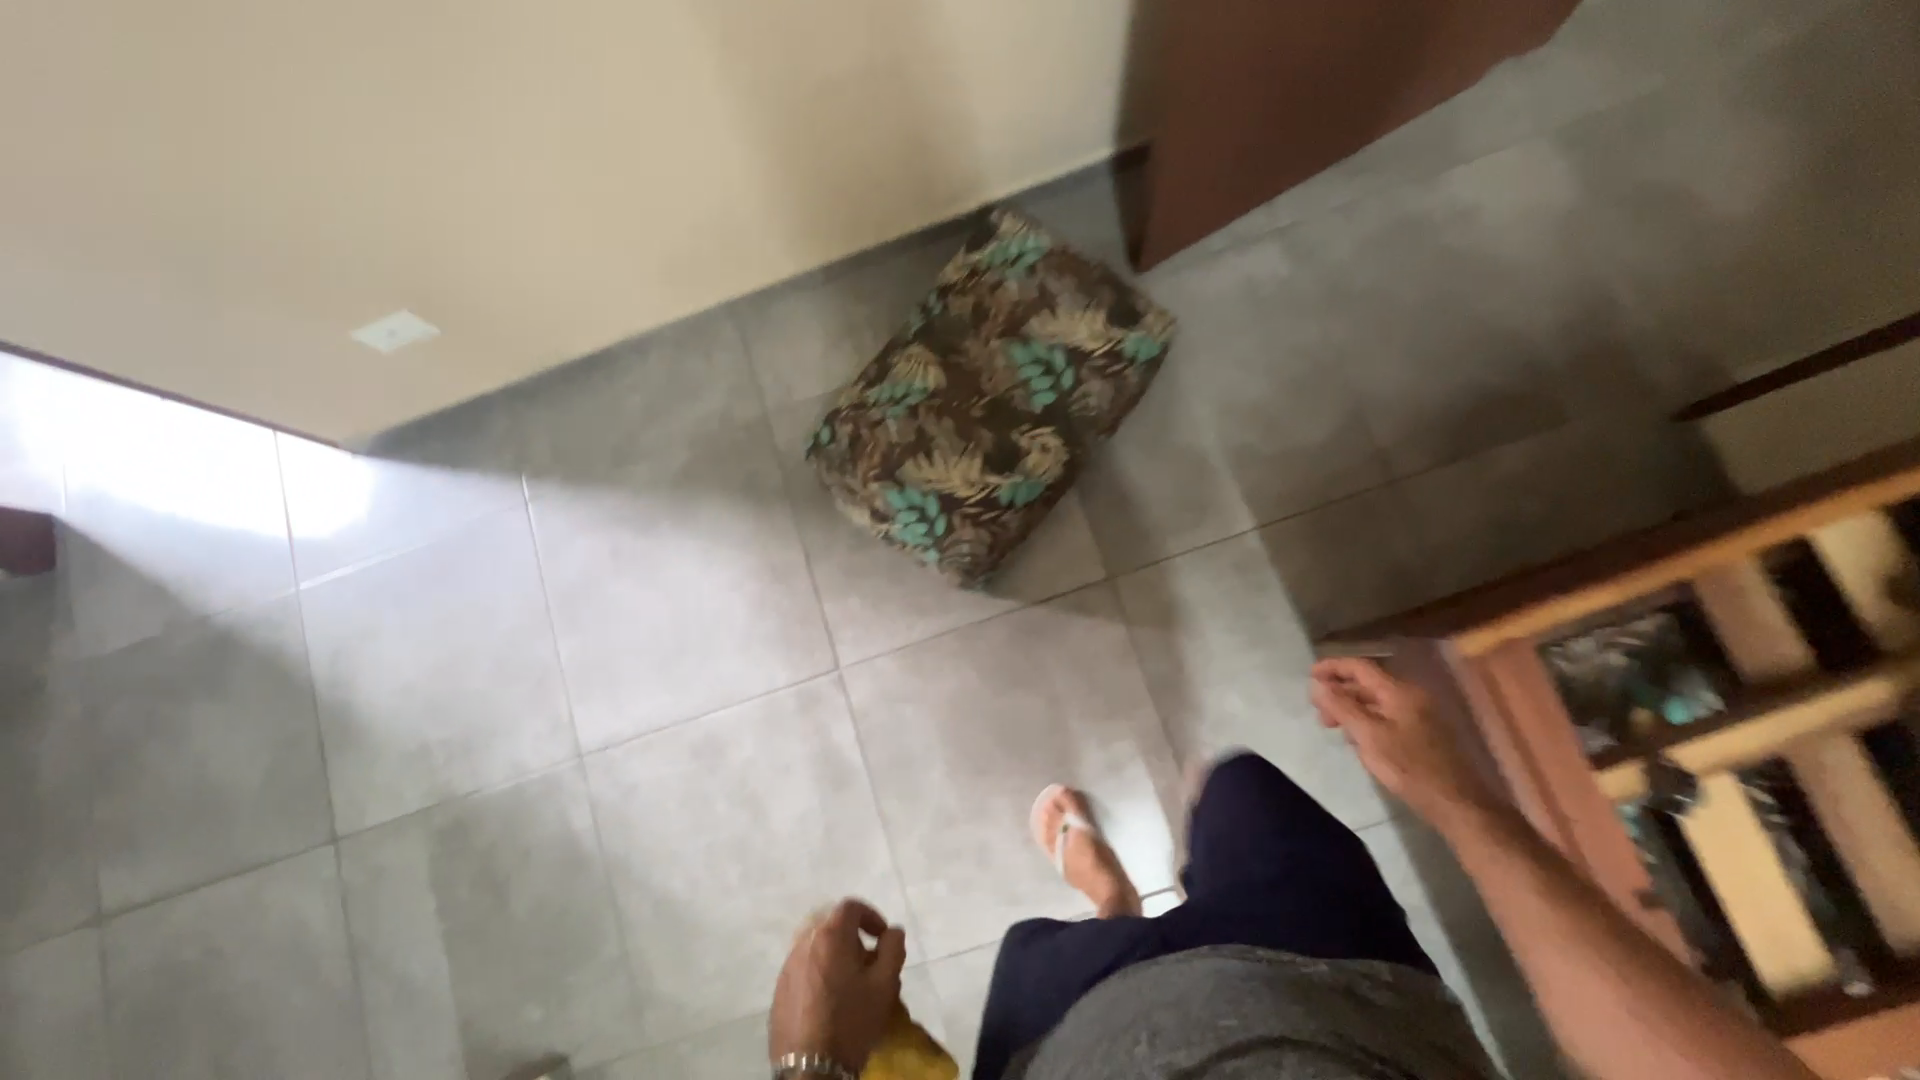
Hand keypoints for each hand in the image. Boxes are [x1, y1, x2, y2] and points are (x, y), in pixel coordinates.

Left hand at [769, 898, 906, 1072]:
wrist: (811, 1068)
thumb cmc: (852, 1021)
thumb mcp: (885, 985)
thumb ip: (893, 949)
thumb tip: (892, 931)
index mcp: (829, 935)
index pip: (850, 906)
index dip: (871, 916)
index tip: (882, 938)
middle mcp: (803, 943)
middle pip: (829, 923)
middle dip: (851, 934)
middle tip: (866, 960)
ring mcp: (787, 967)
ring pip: (813, 945)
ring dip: (833, 953)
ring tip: (848, 981)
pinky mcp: (779, 990)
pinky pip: (801, 967)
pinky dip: (818, 971)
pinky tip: (828, 999)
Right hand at [1311, 658, 1501, 831]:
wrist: (1455, 802)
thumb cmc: (1409, 767)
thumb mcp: (1368, 736)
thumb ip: (1341, 707)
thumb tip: (1317, 684)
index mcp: (1400, 692)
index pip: (1361, 667)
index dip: (1333, 667)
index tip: (1309, 676)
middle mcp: (1411, 696)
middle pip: (1368, 683)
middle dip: (1340, 691)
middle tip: (1318, 710)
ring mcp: (1420, 714)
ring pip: (1377, 701)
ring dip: (1352, 707)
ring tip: (1333, 726)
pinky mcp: (1422, 732)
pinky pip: (1387, 715)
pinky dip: (1367, 719)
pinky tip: (1358, 738)